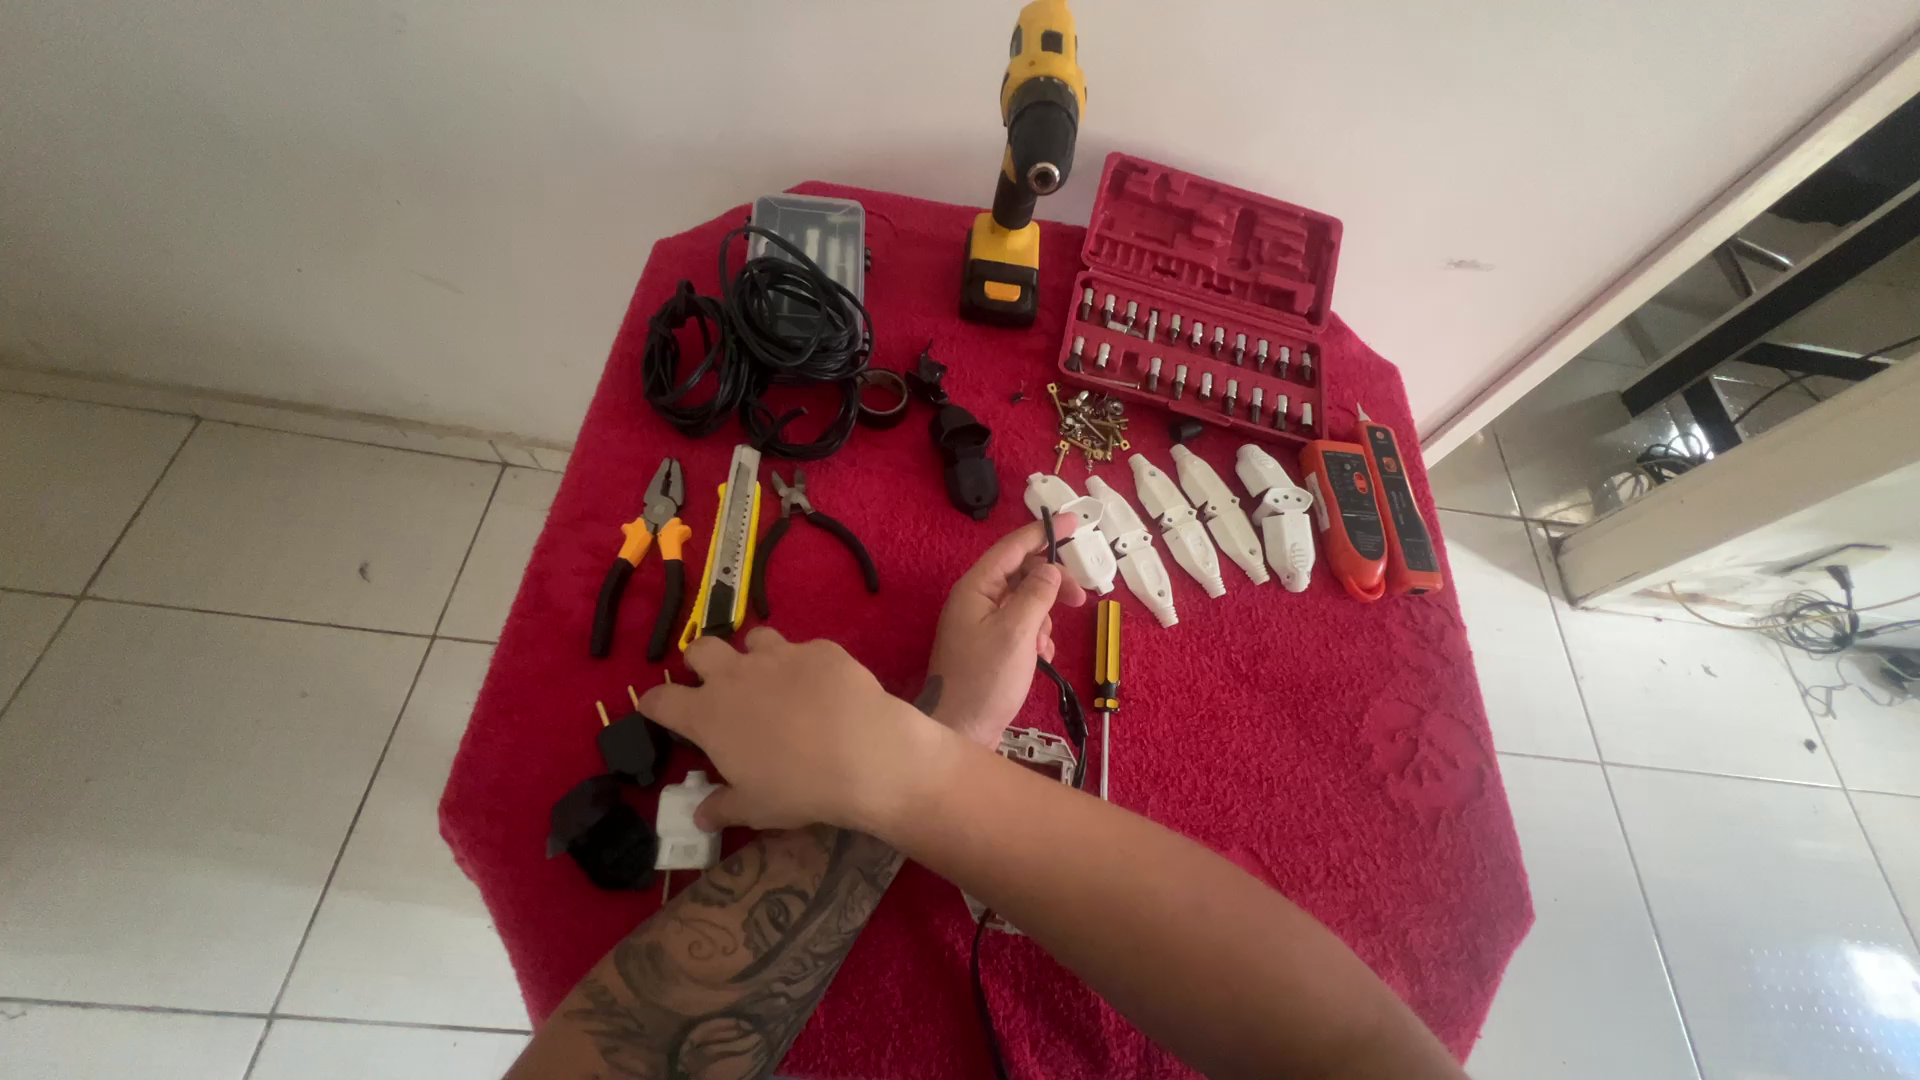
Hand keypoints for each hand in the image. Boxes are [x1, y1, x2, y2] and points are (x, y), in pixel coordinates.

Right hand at [640, 627, 952, 833]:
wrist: (864, 752)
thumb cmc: (798, 787)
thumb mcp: (754, 808)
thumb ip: (722, 806)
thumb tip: (700, 816)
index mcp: (708, 713)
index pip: (661, 700)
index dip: (653, 705)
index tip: (656, 711)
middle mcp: (737, 674)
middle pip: (700, 649)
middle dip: (700, 663)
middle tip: (715, 685)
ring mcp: (781, 655)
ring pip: (754, 637)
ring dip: (754, 655)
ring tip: (772, 679)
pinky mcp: (821, 648)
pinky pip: (804, 648)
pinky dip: (805, 664)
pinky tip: (822, 687)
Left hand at [919, 516, 1087, 744]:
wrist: (961, 730)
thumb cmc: (985, 679)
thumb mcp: (1017, 632)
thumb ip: (1036, 594)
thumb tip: (1050, 570)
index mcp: (976, 588)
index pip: (1012, 547)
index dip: (1042, 532)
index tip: (1073, 521)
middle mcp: (976, 600)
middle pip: (1022, 574)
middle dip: (1052, 583)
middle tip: (1080, 597)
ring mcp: (982, 624)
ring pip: (1025, 602)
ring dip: (1044, 617)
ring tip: (1046, 644)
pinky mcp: (991, 647)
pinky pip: (1022, 627)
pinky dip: (1037, 637)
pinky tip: (1042, 657)